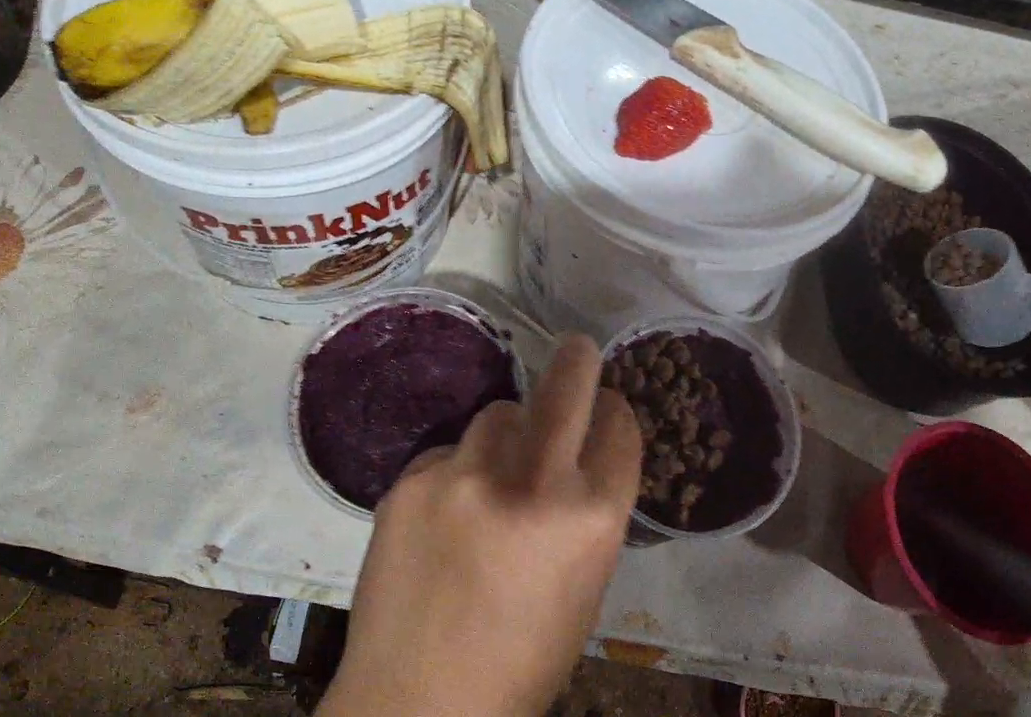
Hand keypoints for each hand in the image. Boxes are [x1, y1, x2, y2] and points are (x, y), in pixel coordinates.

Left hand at [318, 335, 642, 716]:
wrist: (418, 707)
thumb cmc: (522, 660)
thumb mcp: (585, 589)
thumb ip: (588, 514)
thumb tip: (581, 456)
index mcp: (593, 518)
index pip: (619, 426)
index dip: (614, 414)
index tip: (605, 410)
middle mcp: (534, 482)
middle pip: (567, 385)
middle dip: (578, 361)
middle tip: (578, 349)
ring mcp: (466, 475)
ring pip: (498, 413)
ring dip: (506, 434)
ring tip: (492, 477)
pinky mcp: (412, 479)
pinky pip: (448, 452)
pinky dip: (456, 471)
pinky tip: (446, 516)